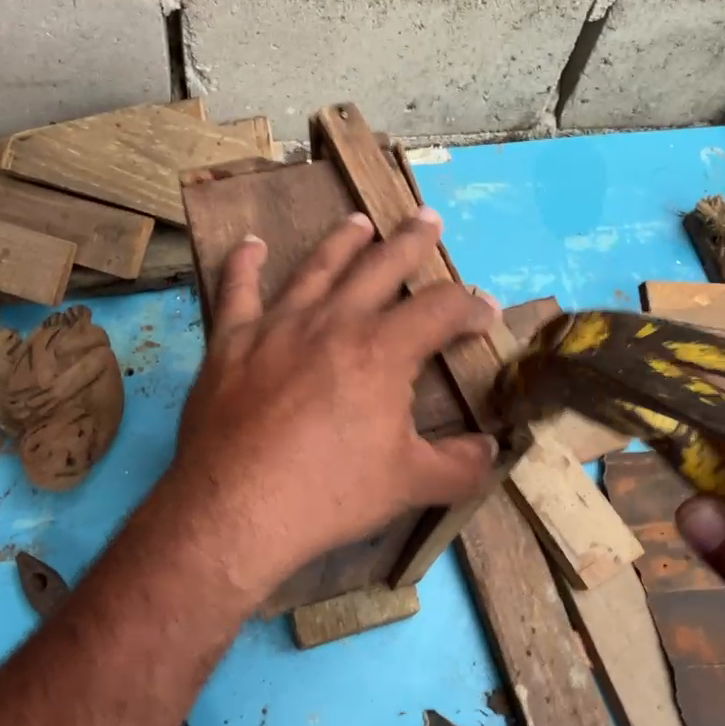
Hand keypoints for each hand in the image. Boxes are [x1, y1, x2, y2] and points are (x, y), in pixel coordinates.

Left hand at [160, 208, 500, 600]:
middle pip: (381, 266)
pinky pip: (237, 291)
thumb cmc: (328, 494)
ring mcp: (278, 326)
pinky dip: (243, 265)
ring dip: (341, 241)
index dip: (471, 306)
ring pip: (316, 268)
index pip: (441, 309)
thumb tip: (493, 451)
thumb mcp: (408, 485)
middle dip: (410, 242)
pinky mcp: (231, 341)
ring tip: (359, 221)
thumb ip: (458, 466)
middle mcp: (333, 322)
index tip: (486, 311)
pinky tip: (250, 245)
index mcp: (382, 350)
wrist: (235, 507)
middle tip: (426, 218)